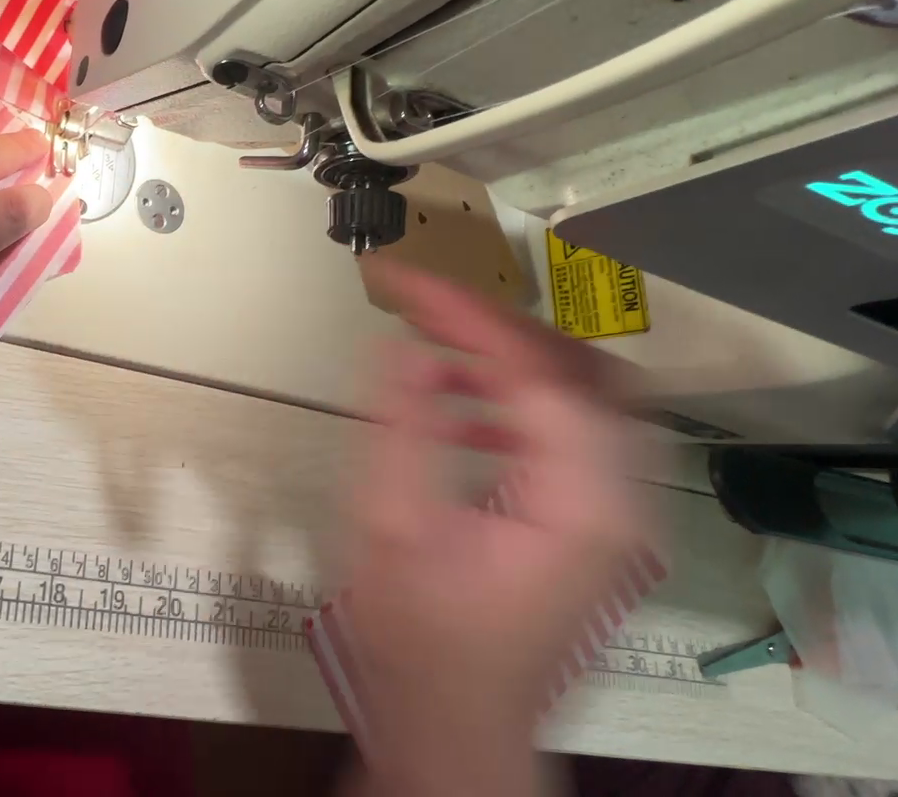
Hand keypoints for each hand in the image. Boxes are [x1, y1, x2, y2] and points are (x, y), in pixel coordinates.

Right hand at [345, 263, 652, 795]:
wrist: (455, 725)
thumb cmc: (418, 637)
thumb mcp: (391, 529)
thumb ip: (402, 432)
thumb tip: (408, 351)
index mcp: (578, 504)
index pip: (539, 375)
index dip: (470, 317)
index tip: (405, 283)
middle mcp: (617, 503)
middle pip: (587, 376)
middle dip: (505, 325)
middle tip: (430, 302)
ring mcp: (608, 515)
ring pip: (584, 401)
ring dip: (510, 358)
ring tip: (436, 339)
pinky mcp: (584, 524)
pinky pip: (564, 436)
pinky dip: (511, 401)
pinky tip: (451, 406)